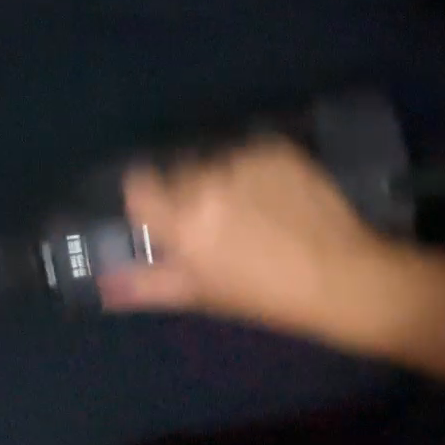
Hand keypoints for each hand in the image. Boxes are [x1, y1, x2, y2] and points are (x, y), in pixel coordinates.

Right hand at [100, 140, 410, 349]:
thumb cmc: (265, 296)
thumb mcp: (202, 294)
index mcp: (182, 222)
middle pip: (180, 175)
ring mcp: (244, 160)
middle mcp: (206, 181)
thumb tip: (103, 284)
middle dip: (191, 195)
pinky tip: (280, 202)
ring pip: (217, 163)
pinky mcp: (276, 149)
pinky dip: (257, 174)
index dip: (149, 201)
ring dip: (226, 183)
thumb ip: (148, 285)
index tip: (167, 220)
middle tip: (221, 229)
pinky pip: (251, 155)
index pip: (138, 186)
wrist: (341, 276)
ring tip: (257, 216)